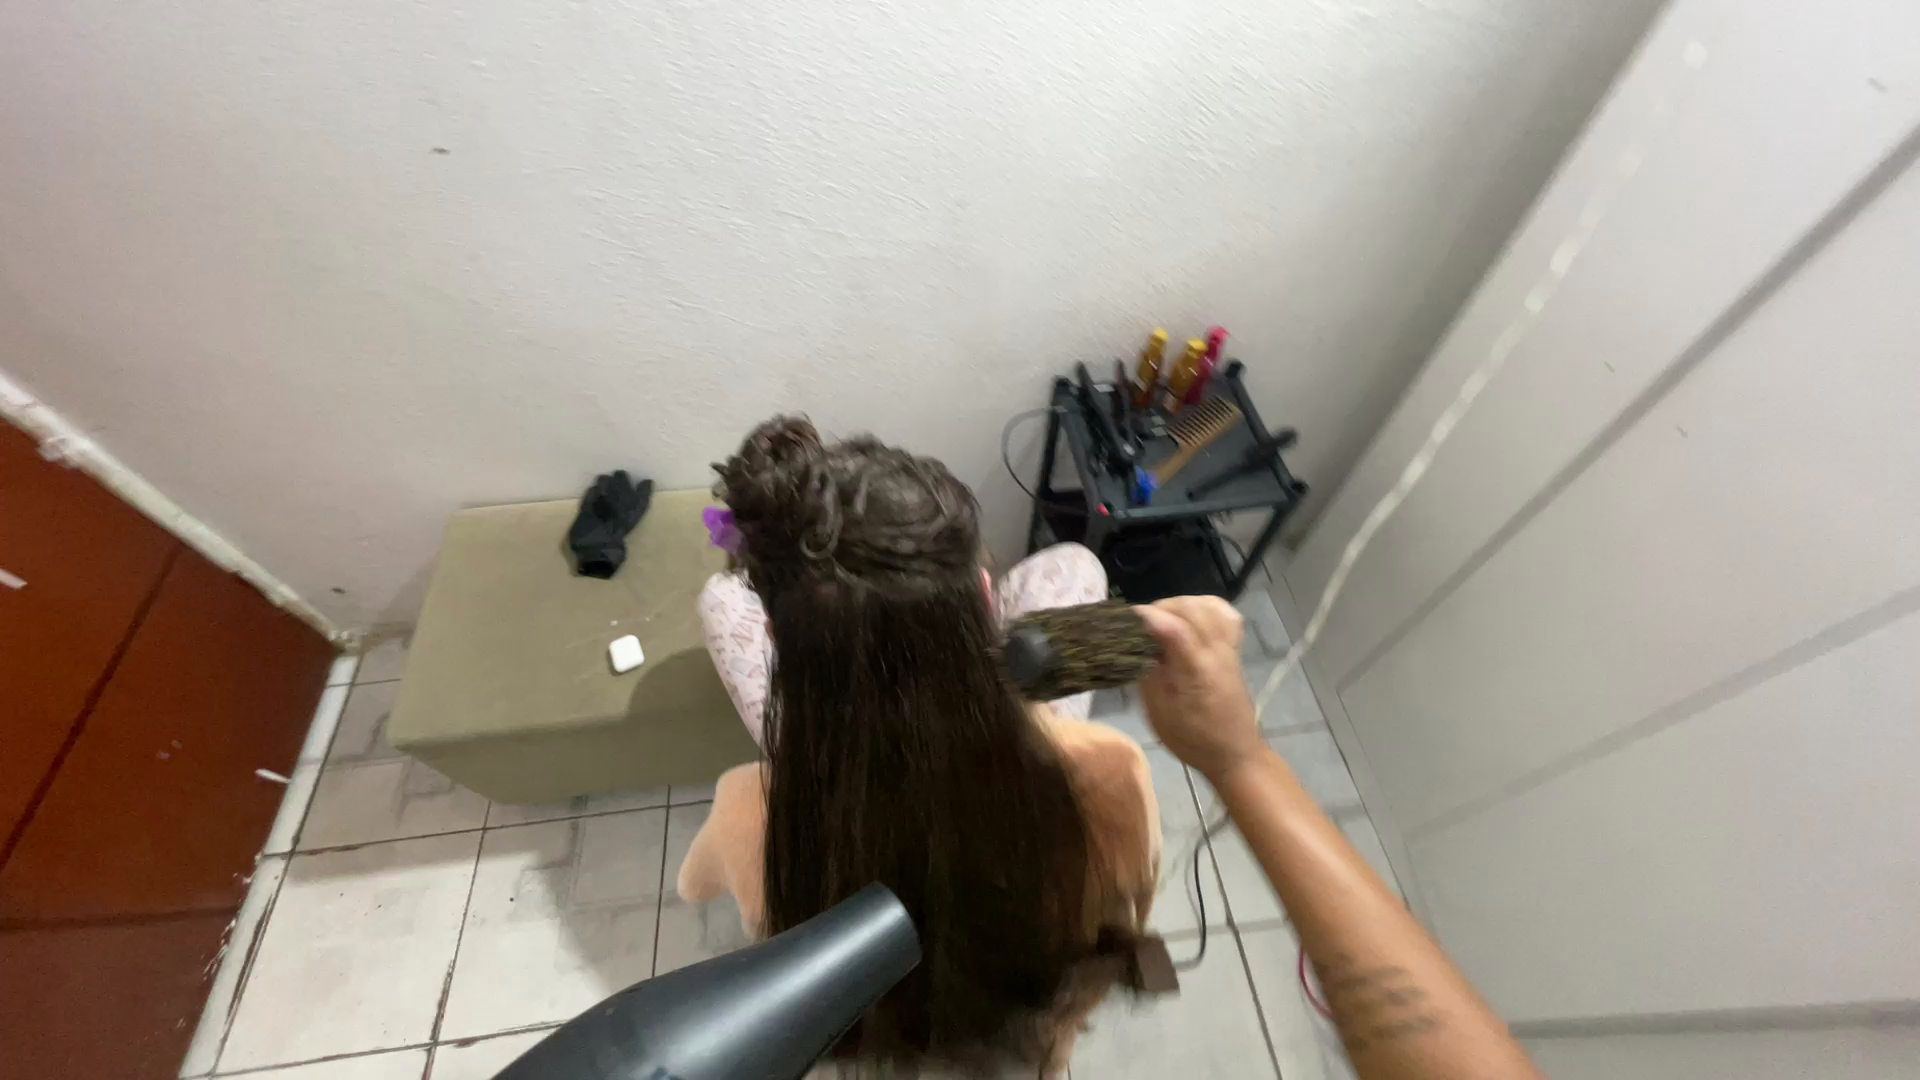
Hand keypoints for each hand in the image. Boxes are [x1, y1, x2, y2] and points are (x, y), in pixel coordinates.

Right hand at [1134, 596, 1264, 781]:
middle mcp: (1217, 653)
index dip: (1147, 617)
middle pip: (1192, 609)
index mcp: (1198, 672)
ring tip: (1162, 621)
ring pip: (1209, 605)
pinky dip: (1204, 606)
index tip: (1123, 619)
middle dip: (1161, 608)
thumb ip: (1148, 676)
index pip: (1175, 629)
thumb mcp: (1160, 715)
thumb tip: (1134, 647)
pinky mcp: (1234, 649)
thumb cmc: (1193, 740)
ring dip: (1181, 605)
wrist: (1235, 754)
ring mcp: (1229, 649)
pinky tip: (1188, 617)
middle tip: (1140, 626)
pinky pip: (1225, 614)